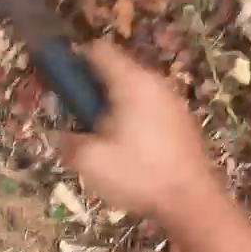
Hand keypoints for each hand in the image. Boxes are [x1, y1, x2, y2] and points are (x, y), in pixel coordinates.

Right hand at [60, 40, 225, 219]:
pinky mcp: (180, 121)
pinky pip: (147, 110)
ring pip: (131, 94)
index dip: (74, 63)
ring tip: (103, 144)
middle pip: (115, 73)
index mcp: (130, 83)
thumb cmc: (138, 175)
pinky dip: (131, 121)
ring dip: (111, 111)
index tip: (61, 87)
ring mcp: (171, 101)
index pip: (98, 51)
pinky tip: (128, 153)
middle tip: (79, 124)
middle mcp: (154, 83)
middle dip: (92, 93)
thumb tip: (61, 136)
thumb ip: (69, 143)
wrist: (189, 199)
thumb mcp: (91, 163)